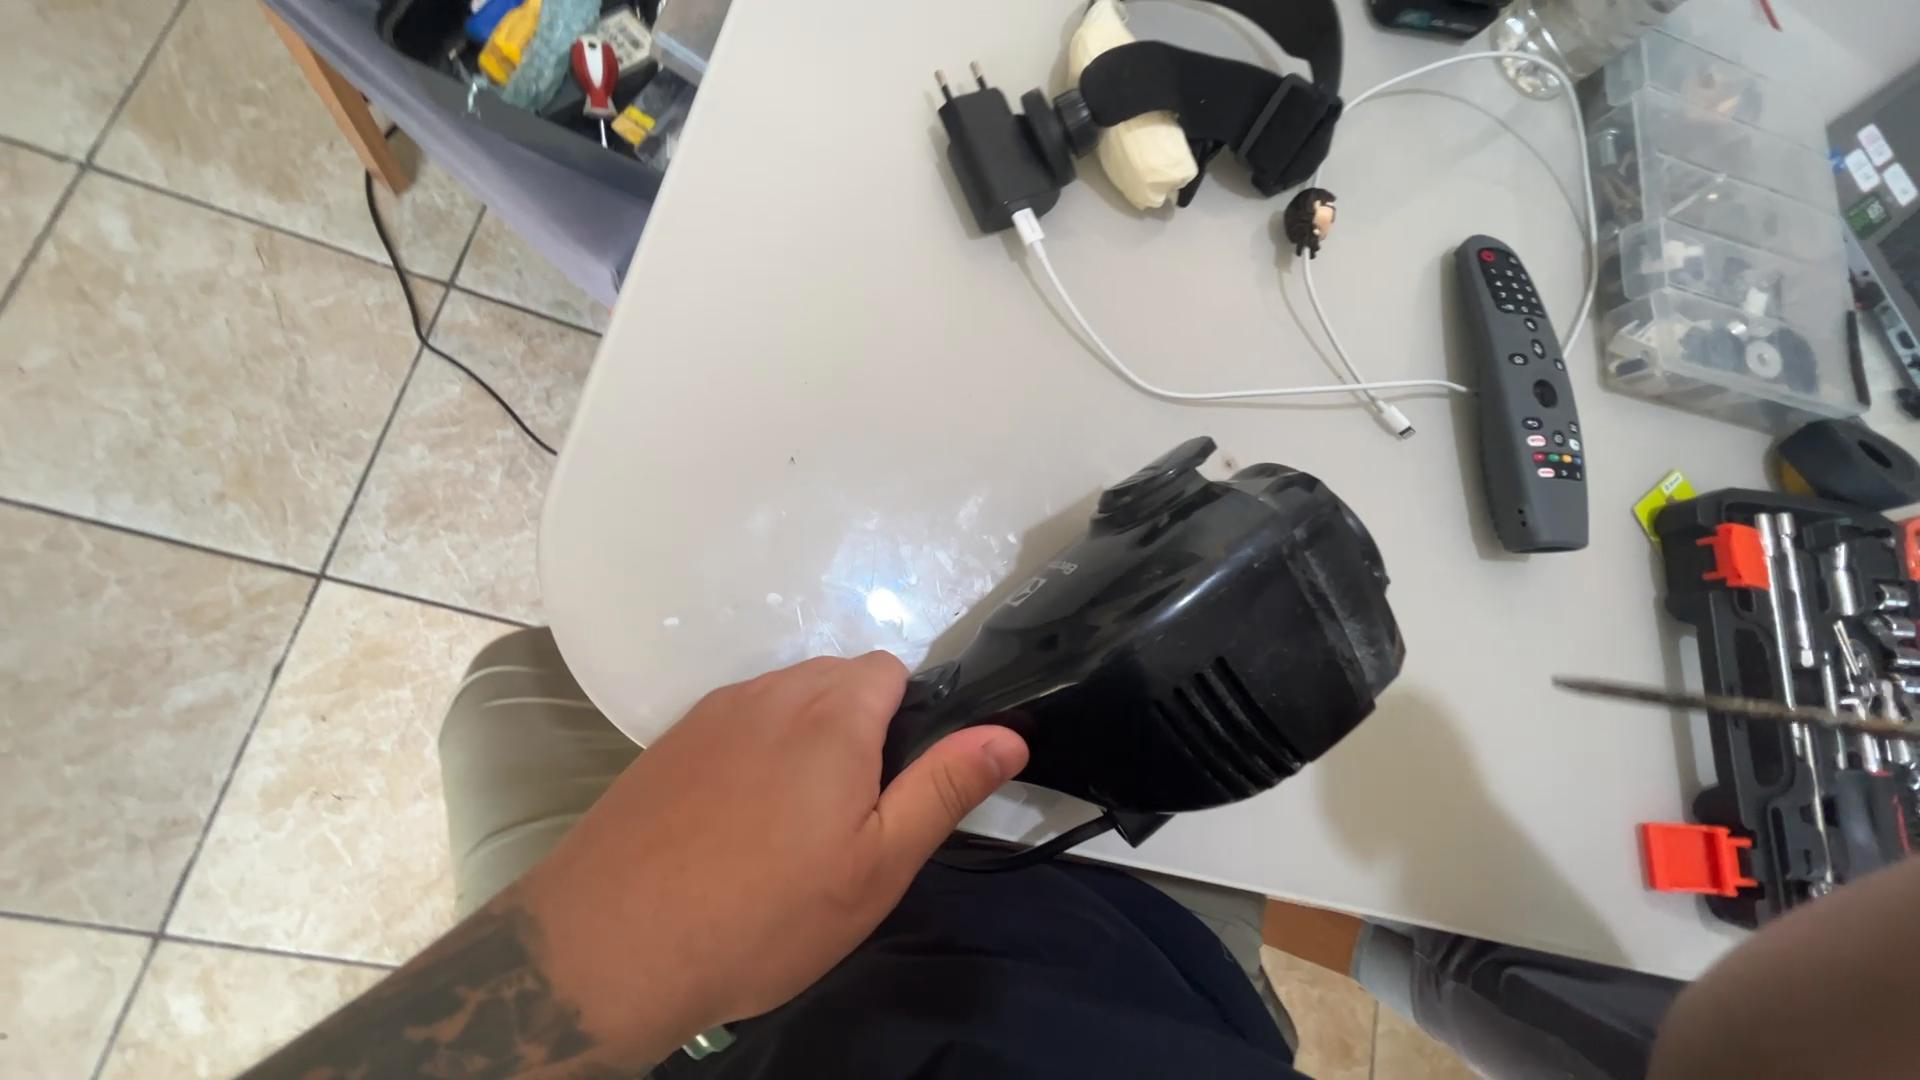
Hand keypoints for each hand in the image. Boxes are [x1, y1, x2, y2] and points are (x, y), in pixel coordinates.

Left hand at [515, 652, 1028, 1065]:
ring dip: (807, 739)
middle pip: (840, 680)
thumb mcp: (877, 862)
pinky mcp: (674, 737)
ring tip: (790, 824)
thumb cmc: (765, 910)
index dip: (907, 717)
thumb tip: (1008, 734)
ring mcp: (716, 710)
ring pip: (789, 700)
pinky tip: (736, 820)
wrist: (609, 947)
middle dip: (860, 727)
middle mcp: (774, 691)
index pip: (891, 669)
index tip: (893, 782)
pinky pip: (740, 722)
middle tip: (847, 815)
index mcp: (834, 711)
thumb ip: (945, 786)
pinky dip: (757, 751)